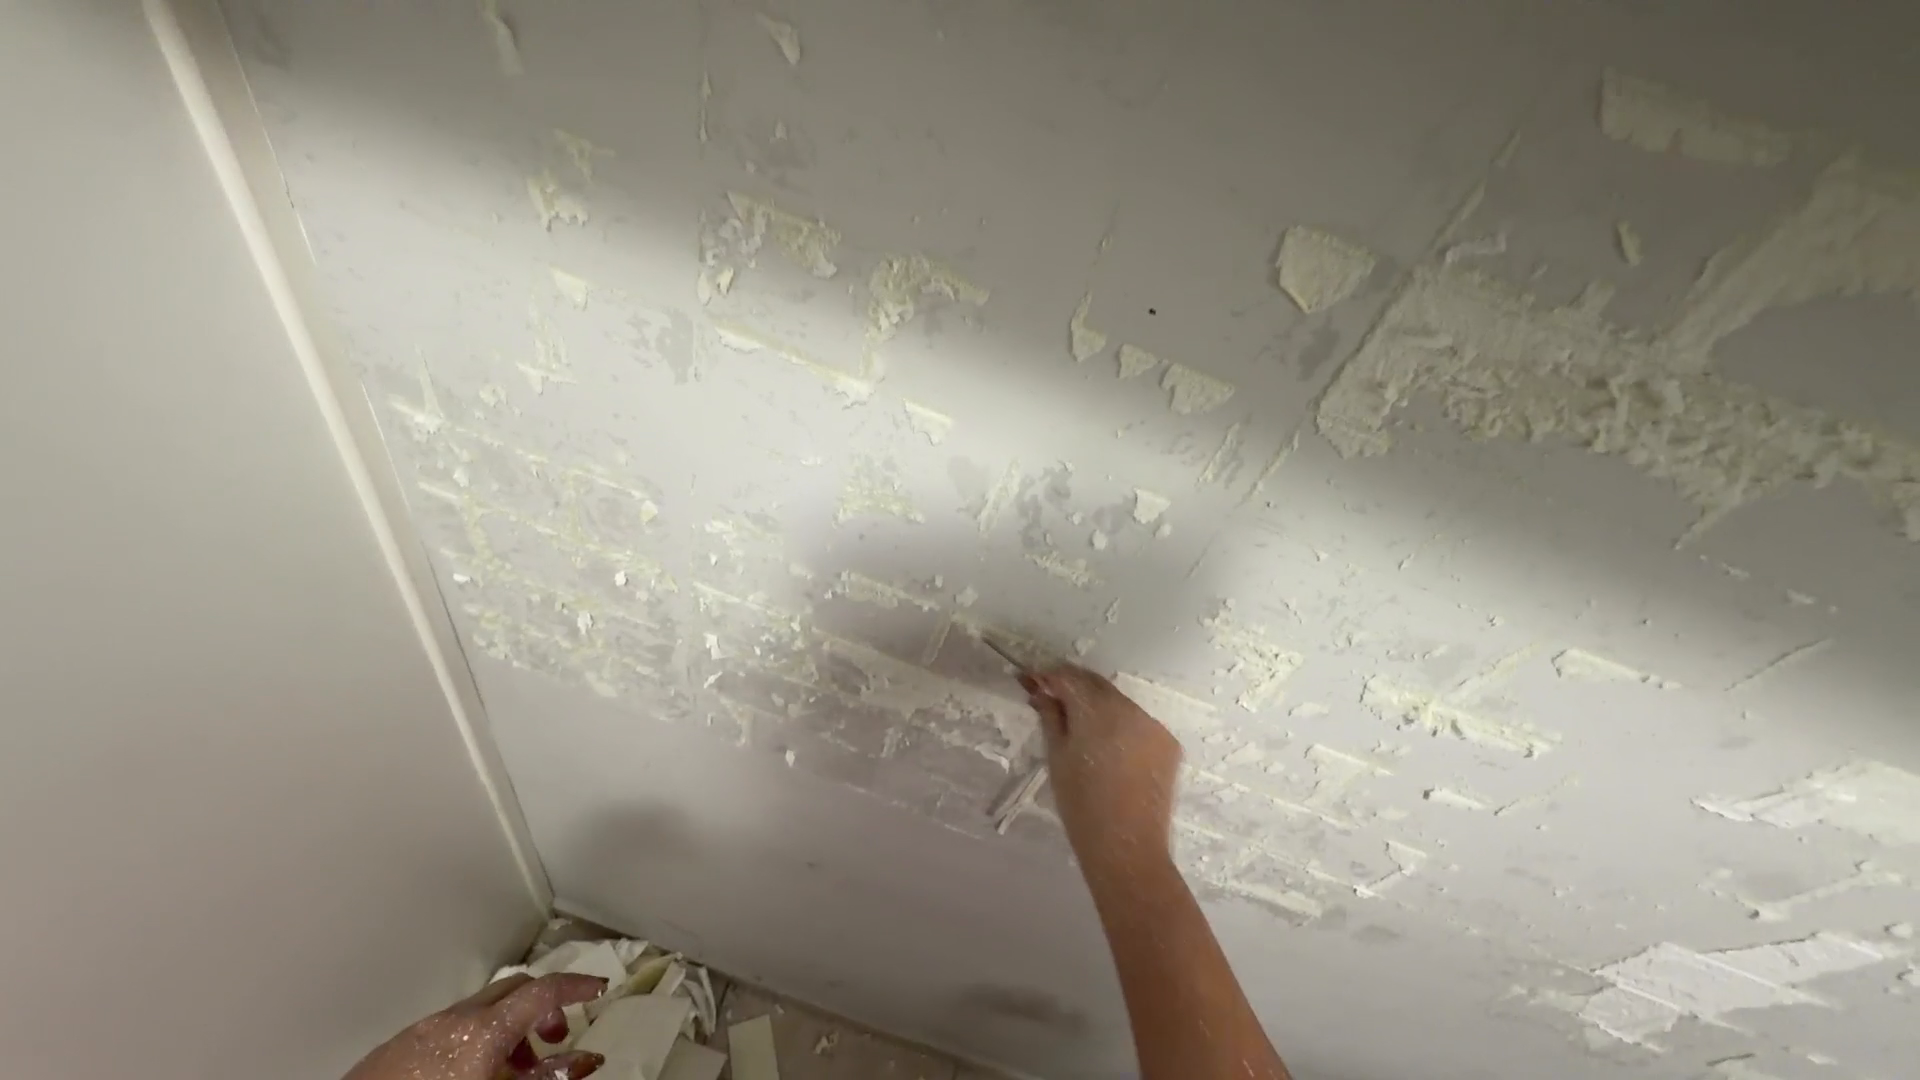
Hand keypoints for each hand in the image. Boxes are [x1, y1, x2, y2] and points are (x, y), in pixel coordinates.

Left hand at [342, 973, 608, 1079]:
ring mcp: (420, 1030)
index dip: (577, 985)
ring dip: (506, 1029)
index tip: (601, 989)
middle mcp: (456, 1017)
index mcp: (485, 1029)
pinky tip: (466, 1075)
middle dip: (541, 1008)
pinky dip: (473, 1040)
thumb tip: (590, 1058)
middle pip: (513, 990)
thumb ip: (547, 1077)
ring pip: (479, 1011)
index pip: (544, 990)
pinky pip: (447, 1029)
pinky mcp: (391, 1049)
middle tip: (554, 1041)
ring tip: (511, 1070)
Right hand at [1021, 665, 1183, 869]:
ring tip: (1079, 727)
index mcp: (1097, 710)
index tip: (1030, 681)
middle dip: (1072, 687)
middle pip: (1095, 685)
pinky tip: (1108, 748)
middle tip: (1049, 699)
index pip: (1069, 677)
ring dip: (1097, 706)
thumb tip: (1041, 690)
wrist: (1127, 848)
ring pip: (1117, 702)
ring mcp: (1153, 724)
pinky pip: (1137, 723)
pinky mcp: (1168, 743)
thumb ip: (1050, 716)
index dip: (1047, 676)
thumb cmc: (1081, 805)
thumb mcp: (1056, 757)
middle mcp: (1129, 708)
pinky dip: (1120, 726)